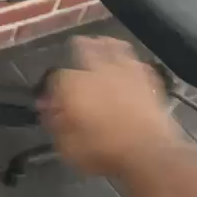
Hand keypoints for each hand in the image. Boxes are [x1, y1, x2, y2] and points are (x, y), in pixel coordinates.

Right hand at [38, 36, 183, 178]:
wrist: (148, 153)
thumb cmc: (102, 152)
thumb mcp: (66, 146)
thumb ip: (55, 123)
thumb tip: (48, 109)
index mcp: (73, 85)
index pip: (54, 78)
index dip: (49, 88)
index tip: (49, 101)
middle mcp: (98, 70)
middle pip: (83, 48)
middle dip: (75, 49)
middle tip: (73, 48)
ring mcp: (126, 71)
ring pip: (113, 46)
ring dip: (103, 45)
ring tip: (100, 44)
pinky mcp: (148, 79)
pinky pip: (136, 61)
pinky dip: (129, 61)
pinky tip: (128, 64)